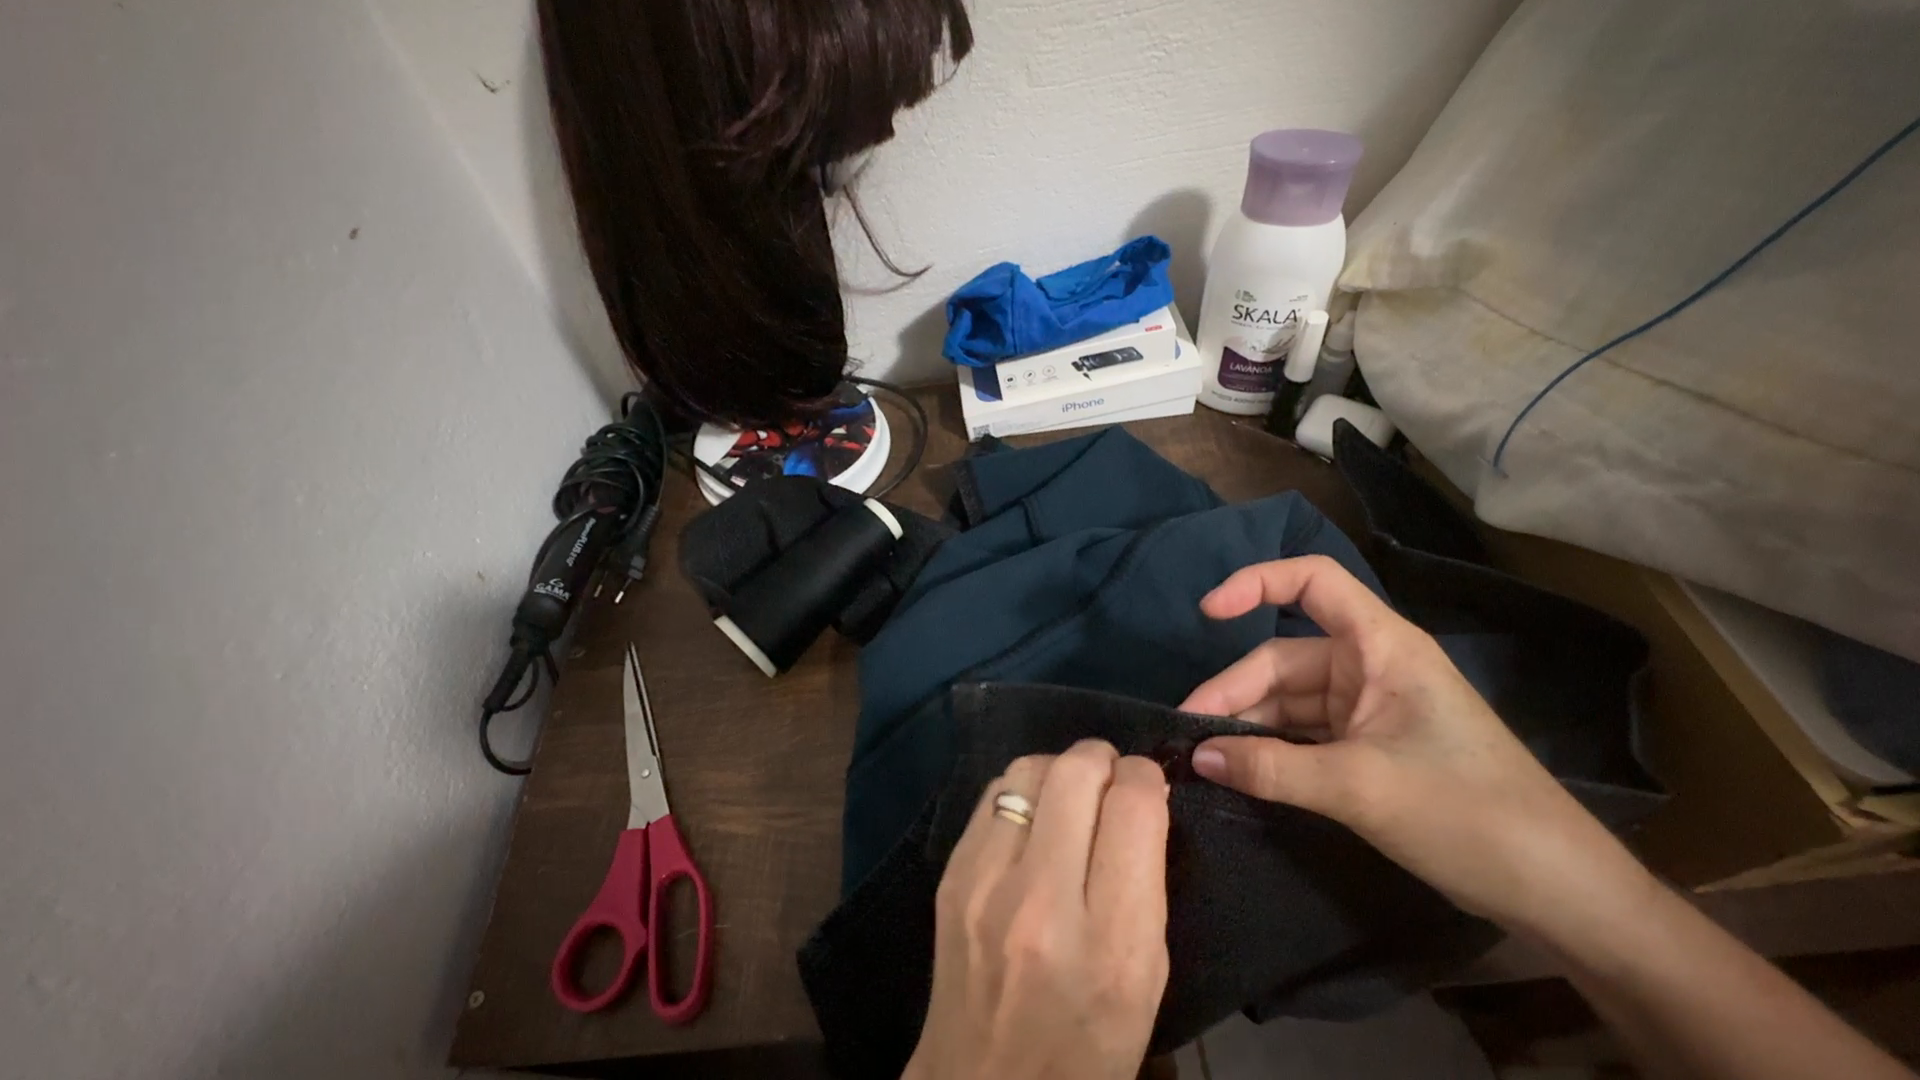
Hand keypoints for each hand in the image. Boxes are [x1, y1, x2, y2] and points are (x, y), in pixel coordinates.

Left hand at [905, 740, 1171, 1079]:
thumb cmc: (1087, 1041)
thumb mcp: (1146, 974)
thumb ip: (1146, 880)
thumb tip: (1140, 796)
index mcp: (1110, 939)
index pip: (1134, 806)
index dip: (1147, 778)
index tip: (1148, 786)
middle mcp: (1040, 900)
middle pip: (1075, 772)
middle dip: (1103, 760)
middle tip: (1112, 779)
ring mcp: (982, 884)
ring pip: (1026, 770)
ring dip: (1058, 770)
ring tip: (1071, 795)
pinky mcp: (948, 875)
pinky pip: (991, 797)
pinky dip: (1021, 793)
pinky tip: (1032, 819)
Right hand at [1178, 556, 1656, 939]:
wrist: (1551, 887)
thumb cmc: (1466, 813)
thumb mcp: (1359, 787)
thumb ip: (1271, 769)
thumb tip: (1195, 756)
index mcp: (1383, 648)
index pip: (1314, 583)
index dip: (1256, 583)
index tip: (1207, 614)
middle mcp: (1371, 668)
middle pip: (1284, 658)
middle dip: (1233, 691)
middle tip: (1186, 734)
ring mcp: (1369, 711)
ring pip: (1288, 702)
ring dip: (1247, 726)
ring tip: (1201, 758)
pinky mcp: (1368, 751)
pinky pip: (1303, 736)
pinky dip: (1270, 751)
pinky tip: (1237, 772)